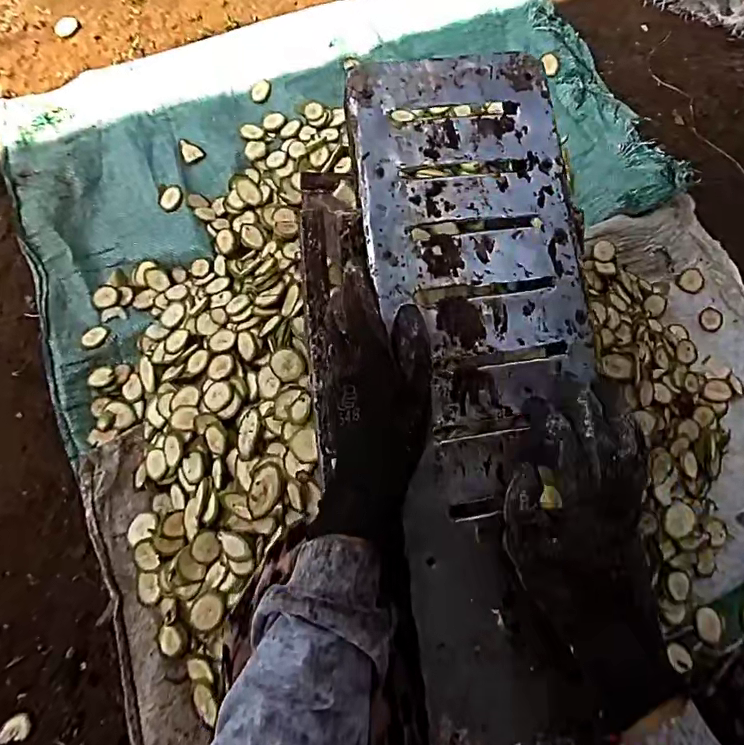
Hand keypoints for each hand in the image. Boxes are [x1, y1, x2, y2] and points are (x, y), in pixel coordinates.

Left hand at [301, 260, 431, 545]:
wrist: (364, 476)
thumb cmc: (398, 436)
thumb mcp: (415, 395)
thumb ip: (412, 352)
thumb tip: (408, 313)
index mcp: (370, 359)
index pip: (361, 315)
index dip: (357, 290)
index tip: (350, 268)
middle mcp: (346, 363)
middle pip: (339, 323)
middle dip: (341, 301)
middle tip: (342, 281)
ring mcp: (333, 378)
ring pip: (331, 339)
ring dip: (334, 319)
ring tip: (336, 302)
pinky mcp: (328, 393)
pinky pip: (329, 357)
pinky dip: (333, 341)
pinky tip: (337, 343)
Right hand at [503, 375, 680, 721]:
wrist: (612, 626)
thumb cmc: (562, 590)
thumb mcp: (525, 551)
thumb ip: (520, 506)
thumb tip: (526, 469)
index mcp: (576, 501)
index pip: (564, 447)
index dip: (550, 420)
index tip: (534, 404)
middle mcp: (606, 494)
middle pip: (599, 437)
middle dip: (585, 404)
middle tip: (570, 378)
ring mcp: (626, 500)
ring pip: (627, 445)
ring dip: (616, 413)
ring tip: (605, 387)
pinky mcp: (637, 509)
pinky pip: (640, 464)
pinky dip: (634, 439)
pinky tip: (628, 425)